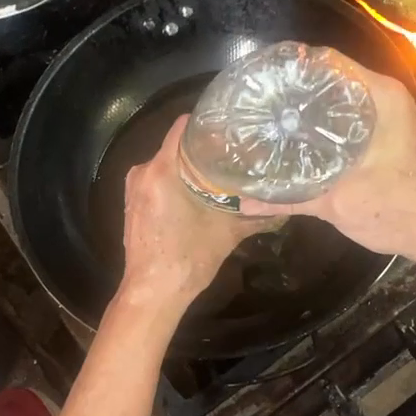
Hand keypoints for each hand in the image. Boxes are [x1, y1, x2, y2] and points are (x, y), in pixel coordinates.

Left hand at [121, 116, 282, 310]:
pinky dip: (176, 182)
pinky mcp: (133, 204)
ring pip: (166, 164)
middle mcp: (142, 172)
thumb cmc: (187, 259)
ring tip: (219, 170)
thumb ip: (254, 215)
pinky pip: (157, 181)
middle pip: (175, 146)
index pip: (183, 127)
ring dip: (189, 167)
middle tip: (232, 151)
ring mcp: (134, 189)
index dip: (207, 123)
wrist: (152, 292)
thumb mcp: (226, 233)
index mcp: (162, 170)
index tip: (230, 127)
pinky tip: (199, 191)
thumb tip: (282, 207)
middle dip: (202, 148)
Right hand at [238, 57, 415, 259]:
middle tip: (256, 105)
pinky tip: (294, 142)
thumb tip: (243, 201)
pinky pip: (344, 121)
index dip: (290, 68)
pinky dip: (321, 128)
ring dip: (306, 111)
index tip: (260, 81)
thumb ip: (288, 201)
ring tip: (268, 121)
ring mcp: (384, 117)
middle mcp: (382, 99)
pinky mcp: (383, 137)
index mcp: (378, 97)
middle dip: (293, 92)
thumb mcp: (338, 202)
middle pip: (328, 80)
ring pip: (336, 102)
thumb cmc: (396, 207)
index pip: (326, 62)